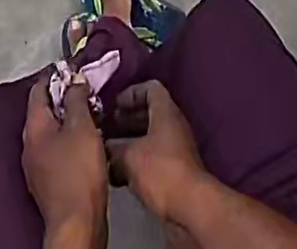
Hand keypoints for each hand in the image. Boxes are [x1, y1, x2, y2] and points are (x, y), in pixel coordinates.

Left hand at [22, 74, 108, 237]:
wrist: (77, 224)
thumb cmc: (79, 171)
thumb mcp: (82, 127)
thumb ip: (77, 99)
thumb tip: (74, 80)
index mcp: (33, 127)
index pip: (38, 90)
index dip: (54, 76)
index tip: (72, 70)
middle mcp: (29, 144)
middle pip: (43, 111)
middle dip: (62, 98)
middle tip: (84, 91)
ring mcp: (36, 166)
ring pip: (50, 132)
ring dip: (67, 120)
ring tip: (89, 114)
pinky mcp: (48, 182)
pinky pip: (56, 150)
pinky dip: (68, 140)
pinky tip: (86, 143)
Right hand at [105, 81, 209, 221]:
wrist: (190, 207)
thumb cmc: (160, 171)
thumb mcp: (129, 155)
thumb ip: (114, 147)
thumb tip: (105, 146)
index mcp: (166, 112)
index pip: (150, 88)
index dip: (131, 93)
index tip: (115, 104)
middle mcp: (173, 126)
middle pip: (149, 113)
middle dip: (127, 119)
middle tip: (108, 126)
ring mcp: (177, 149)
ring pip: (150, 138)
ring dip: (130, 142)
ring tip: (109, 151)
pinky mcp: (176, 171)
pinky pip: (153, 158)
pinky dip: (137, 161)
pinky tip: (120, 174)